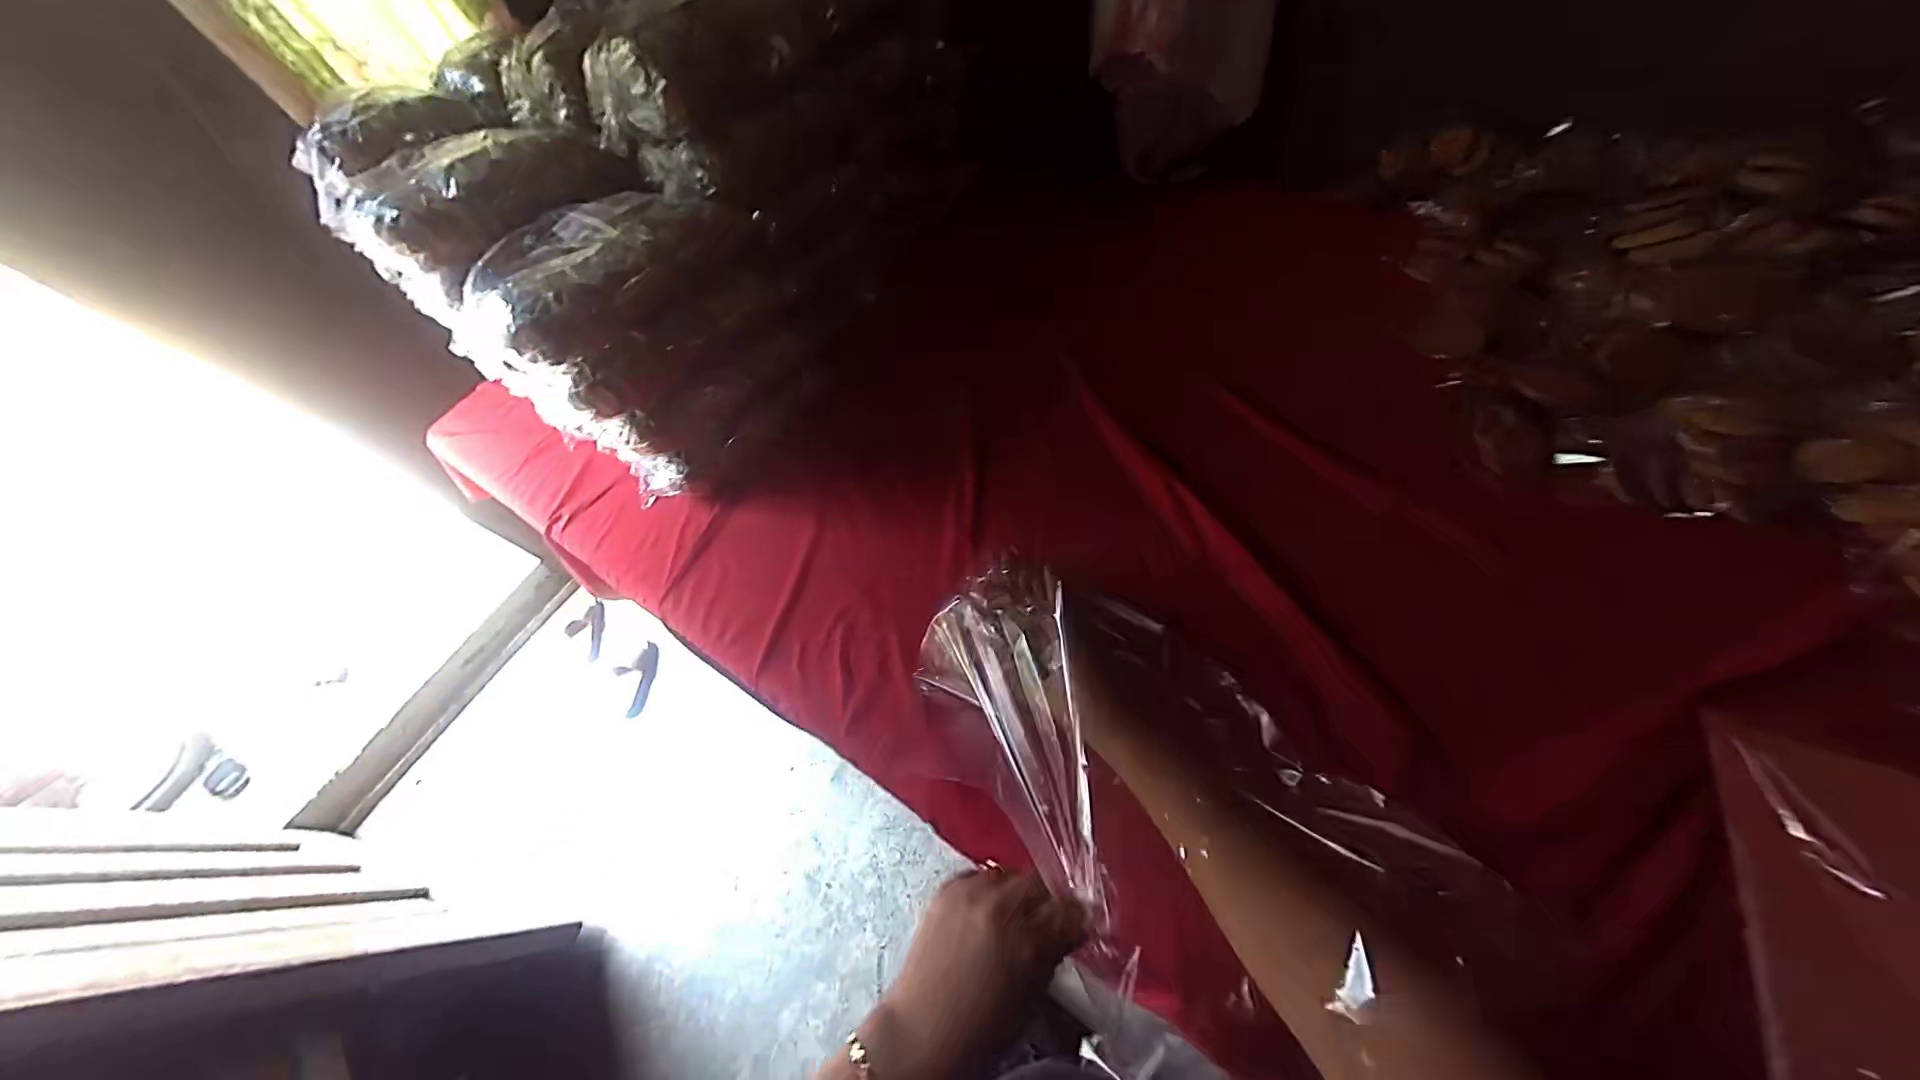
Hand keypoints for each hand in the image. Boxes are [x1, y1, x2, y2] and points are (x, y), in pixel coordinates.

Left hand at [868, 869, 1086, 1078]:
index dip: (1077, 916)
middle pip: (1039, 882)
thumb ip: (1052, 956)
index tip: (1078, 920)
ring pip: (1010, 874)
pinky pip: (979, 874)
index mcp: (1027, 940)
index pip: (1068, 909)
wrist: (923, 1031)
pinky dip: (988, 888)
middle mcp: (999, 909)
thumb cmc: (975, 1029)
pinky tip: (988, 911)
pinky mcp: (947, 891)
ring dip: (1017, 892)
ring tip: (1014, 916)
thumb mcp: (1031, 999)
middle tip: (1047, 918)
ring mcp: (970, 896)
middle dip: (1047, 900)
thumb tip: (1066, 932)